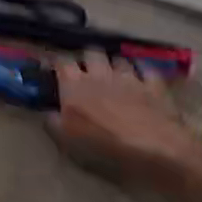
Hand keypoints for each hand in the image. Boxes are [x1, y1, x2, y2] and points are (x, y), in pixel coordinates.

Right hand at [50, 52, 199, 181]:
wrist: (154, 149)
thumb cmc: (105, 148)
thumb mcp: (68, 143)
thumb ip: (53, 123)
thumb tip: (47, 111)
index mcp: (74, 85)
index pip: (61, 61)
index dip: (58, 63)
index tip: (56, 69)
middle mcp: (99, 73)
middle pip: (90, 51)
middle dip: (88, 57)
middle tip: (87, 71)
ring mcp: (128, 76)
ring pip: (118, 58)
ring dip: (114, 65)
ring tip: (115, 76)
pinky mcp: (153, 84)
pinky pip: (145, 69)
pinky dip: (142, 72)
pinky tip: (142, 79)